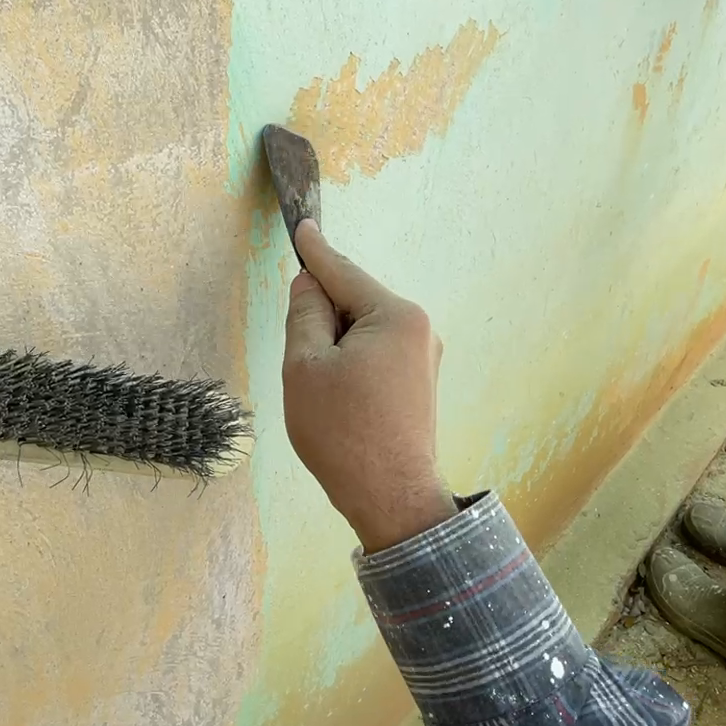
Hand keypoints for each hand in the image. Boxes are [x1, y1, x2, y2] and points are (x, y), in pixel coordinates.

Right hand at [281, 221, 456, 552]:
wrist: (392, 499)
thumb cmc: (342, 432)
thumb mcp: (306, 366)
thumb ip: (305, 315)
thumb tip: (310, 285)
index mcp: (395, 316)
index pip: (343, 273)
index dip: (315, 253)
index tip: (302, 226)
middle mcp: (419, 329)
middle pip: (354, 302)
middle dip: (322, 315)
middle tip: (300, 357)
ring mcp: (425, 357)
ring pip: (363, 330)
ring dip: (335, 343)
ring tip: (320, 389)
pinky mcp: (420, 383)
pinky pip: (377, 353)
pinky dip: (351, 360)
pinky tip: (339, 396)